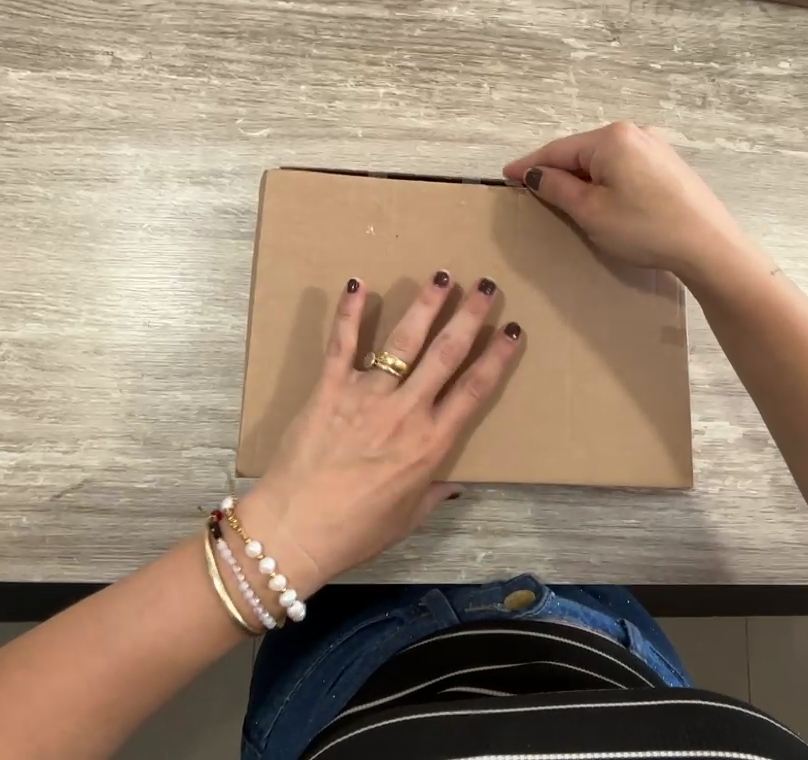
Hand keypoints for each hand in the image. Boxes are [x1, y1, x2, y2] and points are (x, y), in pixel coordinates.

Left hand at [240, 273, 522, 598]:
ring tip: (442, 275)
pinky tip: (359, 283)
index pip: (474, 390)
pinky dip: (350, 312)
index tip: (512, 330)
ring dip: (425, 305)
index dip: (496, 357)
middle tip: (485, 285)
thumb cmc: (355, 532)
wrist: (295, 531)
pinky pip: (342, 343)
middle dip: (469, 316)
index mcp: (430, 445)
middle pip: (446, 354)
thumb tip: (455, 483)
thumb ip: (434, 494)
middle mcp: (405, 412)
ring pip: (403, 341)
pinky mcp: (330, 388)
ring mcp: (367, 396)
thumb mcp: (407, 519)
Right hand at [504, 121, 753, 277]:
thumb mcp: (591, 212)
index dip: (529, 165)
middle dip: (557, 170)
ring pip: (604, 159)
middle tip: (533, 190)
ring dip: (583, 177)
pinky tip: (603, 198)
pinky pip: (625, 166)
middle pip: (581, 151)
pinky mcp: (670, 164)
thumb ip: (558, 188)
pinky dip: (606, 179)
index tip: (506, 175)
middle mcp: (635, 132)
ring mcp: (656, 146)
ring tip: (565, 197)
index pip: (557, 150)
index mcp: (611, 138)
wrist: (709, 246)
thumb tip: (535, 174)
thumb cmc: (645, 229)